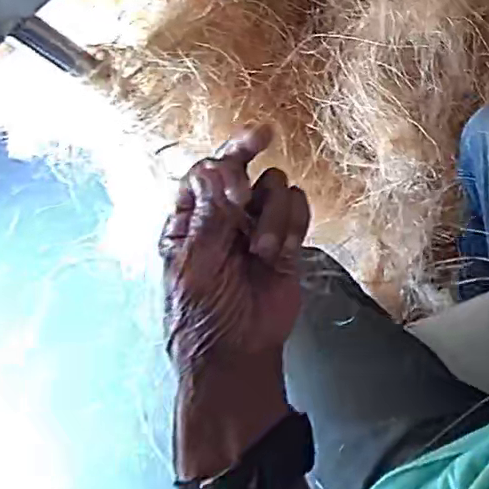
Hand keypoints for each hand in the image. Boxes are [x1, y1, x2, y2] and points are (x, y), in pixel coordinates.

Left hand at [163, 124, 311, 481]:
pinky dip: (294, 226)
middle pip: (239, 164)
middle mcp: (224, 213)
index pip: (204, 173)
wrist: (240, 354)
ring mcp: (257, 222)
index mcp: (191, 219)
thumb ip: (209, 216)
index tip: (240, 190)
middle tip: (262, 134)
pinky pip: (298, 207)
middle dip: (247, 149)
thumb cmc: (204, 316)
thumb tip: (215, 165)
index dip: (223, 170)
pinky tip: (284, 254)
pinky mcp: (287, 235)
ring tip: (265, 253)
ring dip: (273, 216)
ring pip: (273, 185)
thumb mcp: (195, 266)